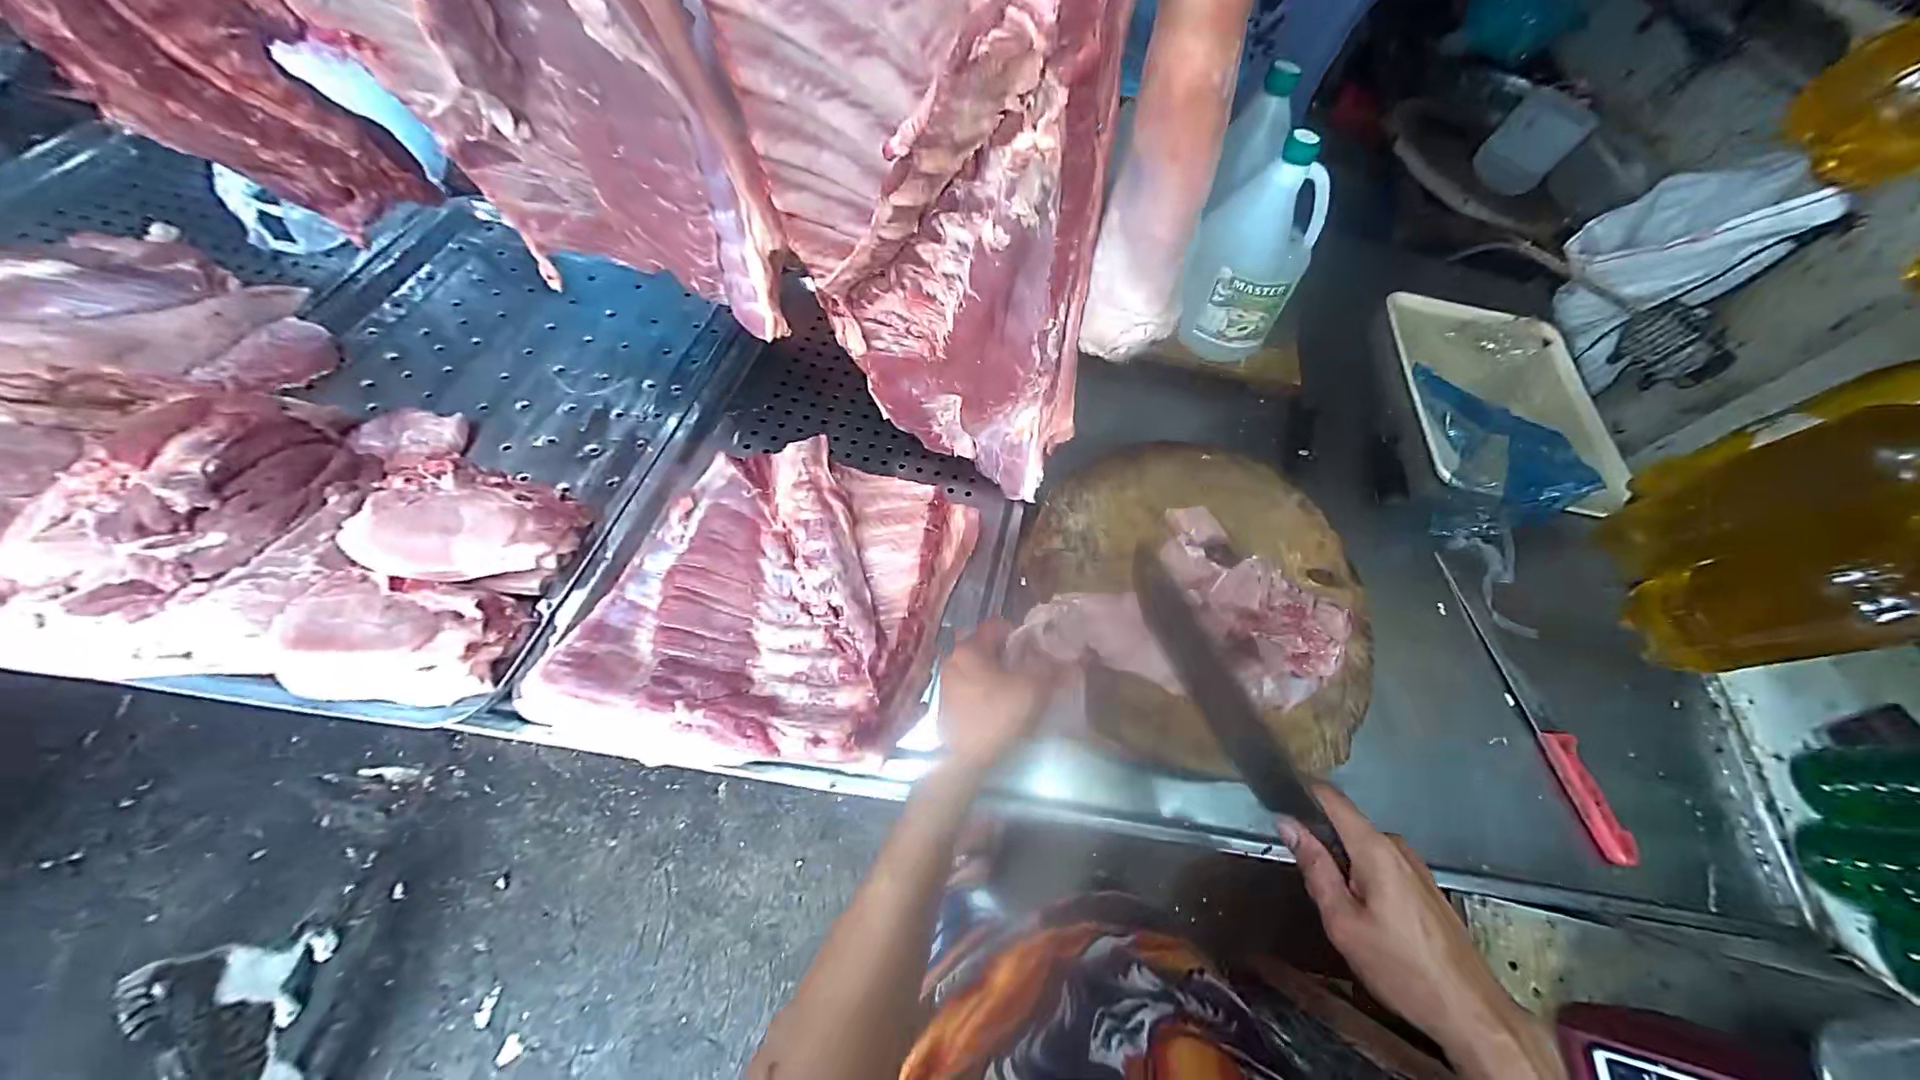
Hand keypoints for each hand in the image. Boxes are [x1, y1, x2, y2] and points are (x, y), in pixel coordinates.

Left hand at [938, 619, 1053, 770]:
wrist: (968, 761)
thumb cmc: (1000, 715)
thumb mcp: (1033, 686)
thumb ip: (1049, 664)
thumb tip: (1063, 656)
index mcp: (968, 648)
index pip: (996, 625)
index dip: (1020, 634)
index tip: (1036, 651)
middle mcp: (951, 660)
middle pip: (986, 648)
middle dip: (1008, 657)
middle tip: (1029, 672)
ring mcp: (945, 684)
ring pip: (977, 670)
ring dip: (996, 675)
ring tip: (1016, 693)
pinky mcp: (945, 707)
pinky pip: (970, 690)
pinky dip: (985, 693)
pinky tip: (999, 710)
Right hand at [1281, 784, 1563, 1079]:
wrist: (1472, 1015)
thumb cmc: (1404, 970)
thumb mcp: (1342, 920)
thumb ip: (1314, 867)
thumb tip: (1289, 826)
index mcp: (1375, 850)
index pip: (1332, 798)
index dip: (1302, 792)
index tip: (1279, 799)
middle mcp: (1398, 850)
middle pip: (1345, 827)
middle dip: (1321, 845)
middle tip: (1313, 886)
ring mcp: (1416, 868)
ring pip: (1363, 850)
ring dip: (1344, 867)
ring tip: (1343, 911)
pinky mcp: (1426, 888)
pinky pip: (1383, 867)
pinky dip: (1365, 880)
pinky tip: (1370, 920)